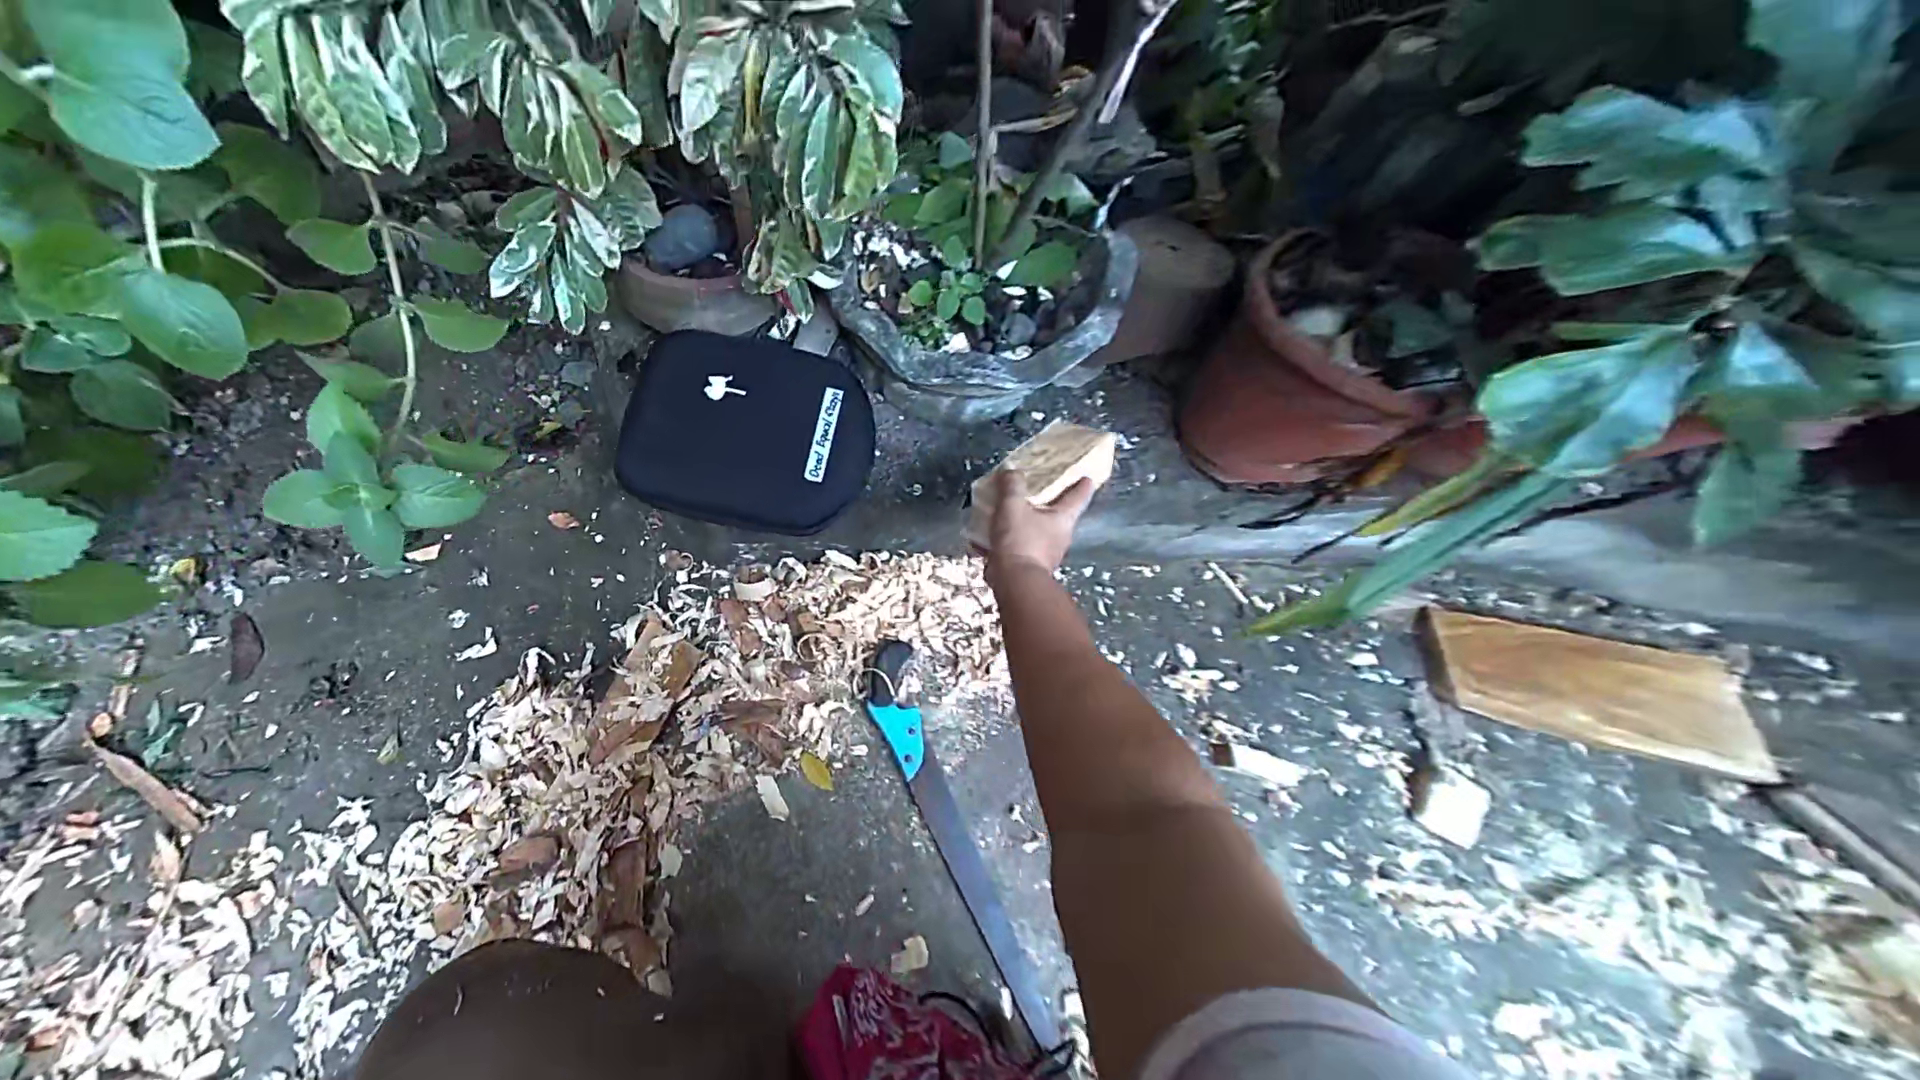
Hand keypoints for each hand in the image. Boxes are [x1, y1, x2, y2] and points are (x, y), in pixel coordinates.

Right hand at [981, 469, 1095, 579]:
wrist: (1014, 582)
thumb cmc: (1020, 539)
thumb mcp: (1012, 506)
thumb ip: (1012, 486)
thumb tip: (1012, 471)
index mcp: (1063, 519)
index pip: (1079, 497)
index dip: (1083, 485)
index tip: (1088, 478)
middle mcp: (1060, 537)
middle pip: (1058, 515)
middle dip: (1049, 504)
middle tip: (1038, 491)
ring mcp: (1047, 554)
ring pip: (1037, 532)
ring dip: (1026, 523)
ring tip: (1008, 514)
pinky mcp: (1030, 567)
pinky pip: (1020, 548)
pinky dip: (1008, 542)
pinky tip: (988, 539)